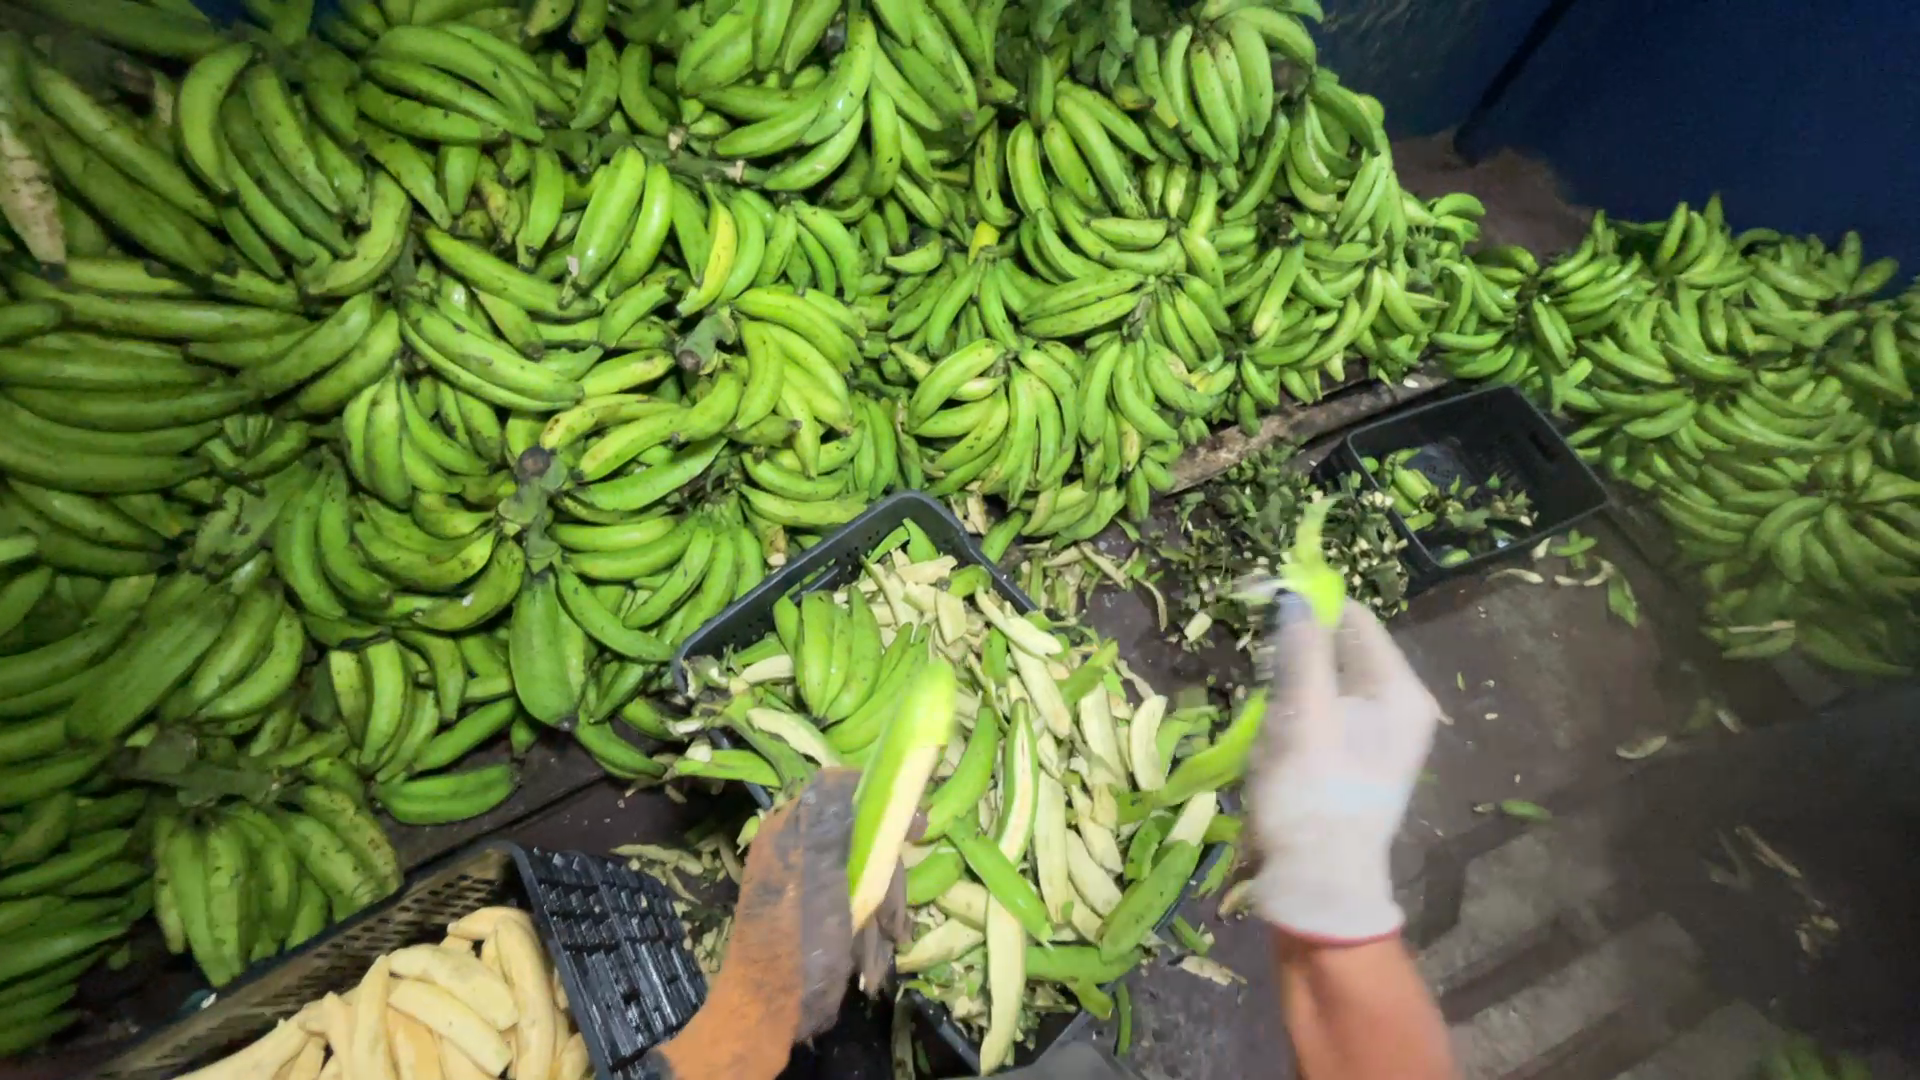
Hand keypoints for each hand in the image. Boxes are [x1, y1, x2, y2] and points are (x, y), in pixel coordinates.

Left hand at [647, 769, 909, 1079]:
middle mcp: (805, 849)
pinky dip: (876, 927)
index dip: (881, 802)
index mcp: (793, 829)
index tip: (915, 824)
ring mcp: (817, 882)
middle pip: (867, 837)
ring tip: (886, 943)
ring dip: (884, 909)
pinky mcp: (829, 912)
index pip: (842, 791)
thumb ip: (830, 816)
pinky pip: (865, 903)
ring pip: (872, 873)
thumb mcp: (814, 867)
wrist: (771, 1010)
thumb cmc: (793, 935)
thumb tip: (842, 771)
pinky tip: (878, 954)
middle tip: (893, 915)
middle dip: (887, 878)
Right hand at [1247, 598, 1438, 942]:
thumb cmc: (1312, 794)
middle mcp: (1395, 703)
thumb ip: (1300, 650)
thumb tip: (1293, 593)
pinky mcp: (1349, 749)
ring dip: (1288, 678)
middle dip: (1295, 646)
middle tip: (1259, 669)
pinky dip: (1291, 703)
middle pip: (1339, 644)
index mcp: (1398, 690)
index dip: (1309, 604)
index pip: (1354, 619)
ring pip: (1322, 674)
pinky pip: (1318, 703)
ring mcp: (1374, 728)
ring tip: (1268, 709)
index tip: (1261, 602)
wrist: (1315, 880)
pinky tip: (1274, 727)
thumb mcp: (1303, 716)